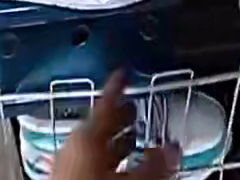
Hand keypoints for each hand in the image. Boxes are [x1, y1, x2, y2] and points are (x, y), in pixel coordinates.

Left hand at [51, 72, 175, 179]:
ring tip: (137, 143)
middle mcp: (72, 146)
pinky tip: (122, 173)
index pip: (107, 99)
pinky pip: (89, 167)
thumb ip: (155, 163)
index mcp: (86, 135)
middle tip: (140, 110)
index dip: (120, 84)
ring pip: (95, 149)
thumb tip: (173, 147)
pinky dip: (107, 164)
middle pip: (101, 125)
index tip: (127, 71)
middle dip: (123, 119)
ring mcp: (66, 168)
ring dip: (117, 145)